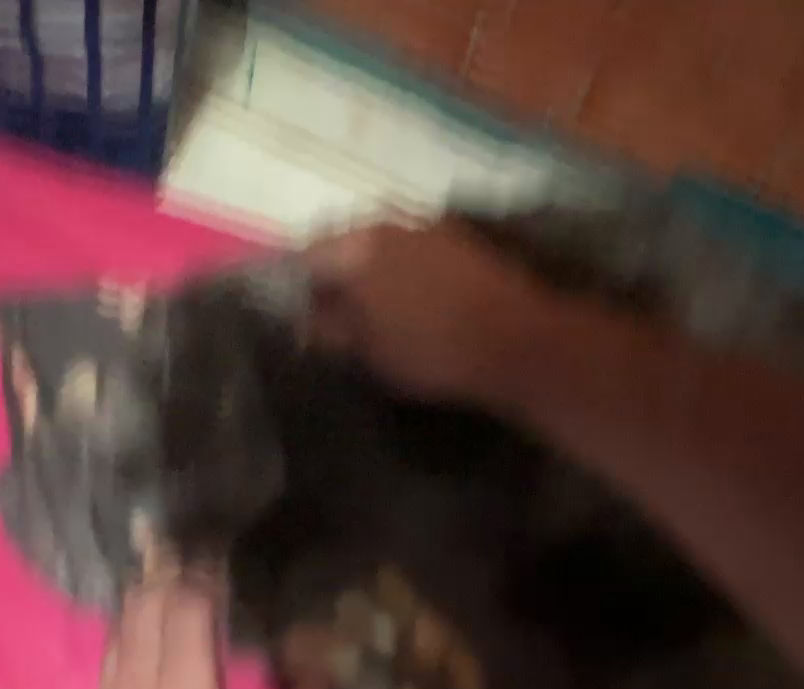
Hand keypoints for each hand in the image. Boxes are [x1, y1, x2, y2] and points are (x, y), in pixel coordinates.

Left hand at [86, 577, 323, 688]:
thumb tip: (317, 670)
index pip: (185, 612)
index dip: (203, 581)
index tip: (223, 565)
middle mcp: (141, 683)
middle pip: (147, 603)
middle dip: (174, 578)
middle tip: (203, 572)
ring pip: (124, 620)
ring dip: (151, 597)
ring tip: (179, 591)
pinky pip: (111, 645)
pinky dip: (133, 624)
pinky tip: (153, 627)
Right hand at [306, 221, 569, 405]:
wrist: (517, 342)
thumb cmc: (431, 350)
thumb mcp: (368, 351)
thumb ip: (330, 330)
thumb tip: (304, 321)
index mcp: (359, 246)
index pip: (305, 253)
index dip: (289, 282)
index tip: (285, 310)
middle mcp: (391, 222)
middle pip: (342, 243)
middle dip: (328, 275)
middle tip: (320, 311)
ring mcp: (429, 226)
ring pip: (378, 246)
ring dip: (363, 273)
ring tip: (359, 310)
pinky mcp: (460, 241)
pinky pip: (409, 252)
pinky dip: (394, 273)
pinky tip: (399, 303)